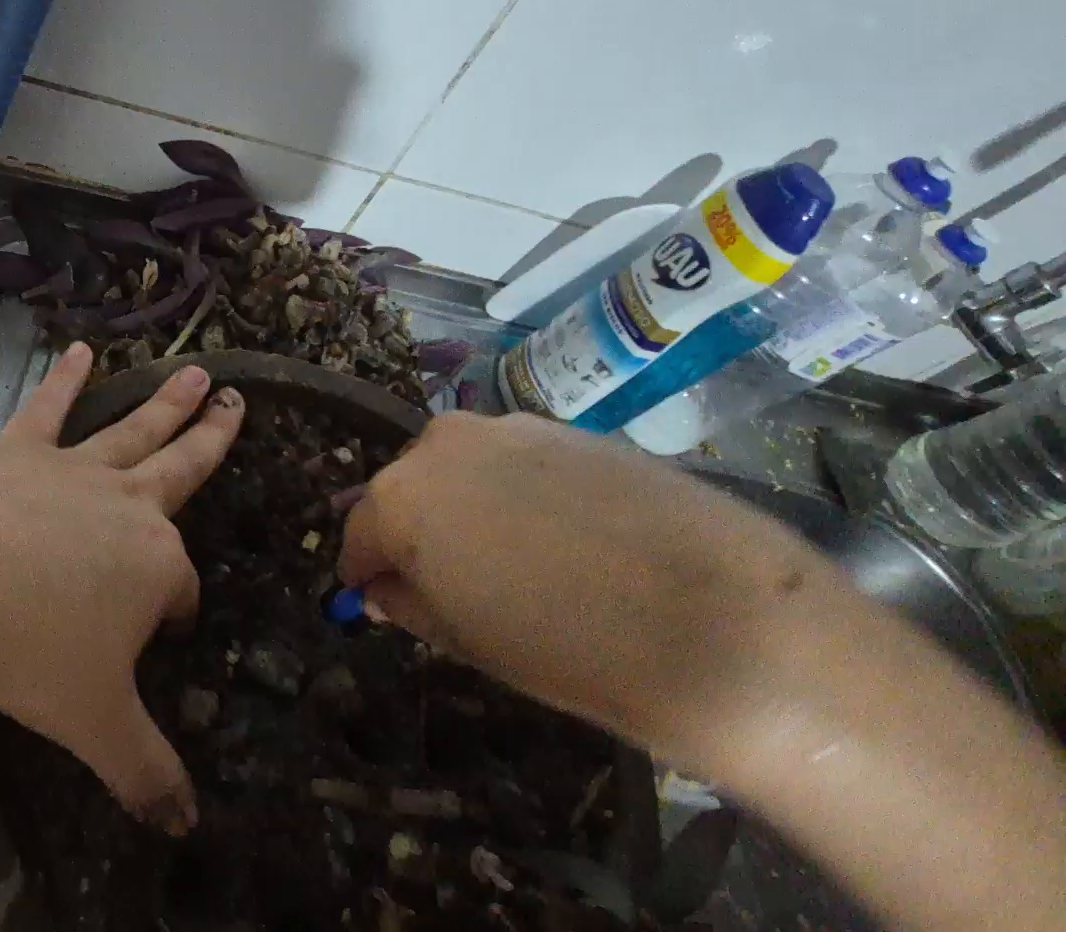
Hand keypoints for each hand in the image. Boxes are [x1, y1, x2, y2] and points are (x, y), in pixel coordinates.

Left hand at [0, 342, 243, 831]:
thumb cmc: (27, 644)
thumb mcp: (93, 721)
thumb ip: (144, 771)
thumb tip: (186, 825)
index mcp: (155, 564)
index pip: (180, 589)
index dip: (173, 615)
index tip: (159, 639)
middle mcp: (127, 506)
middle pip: (182, 471)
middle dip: (212, 441)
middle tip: (237, 403)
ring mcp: (74, 470)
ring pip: (132, 431)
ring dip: (165, 405)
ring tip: (194, 374)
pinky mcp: (19, 450)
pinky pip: (49, 410)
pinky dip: (65, 381)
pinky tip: (78, 349)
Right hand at [336, 410, 831, 754]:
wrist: (717, 622)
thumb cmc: (561, 646)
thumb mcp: (461, 638)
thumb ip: (406, 602)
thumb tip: (383, 587)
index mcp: (399, 497)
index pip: (357, 533)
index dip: (361, 570)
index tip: (370, 594)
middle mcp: (443, 445)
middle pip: (407, 489)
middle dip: (413, 530)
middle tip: (443, 578)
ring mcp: (511, 429)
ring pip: (463, 469)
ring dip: (466, 505)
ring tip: (510, 557)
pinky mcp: (572, 429)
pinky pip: (518, 462)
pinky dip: (519, 492)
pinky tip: (562, 537)